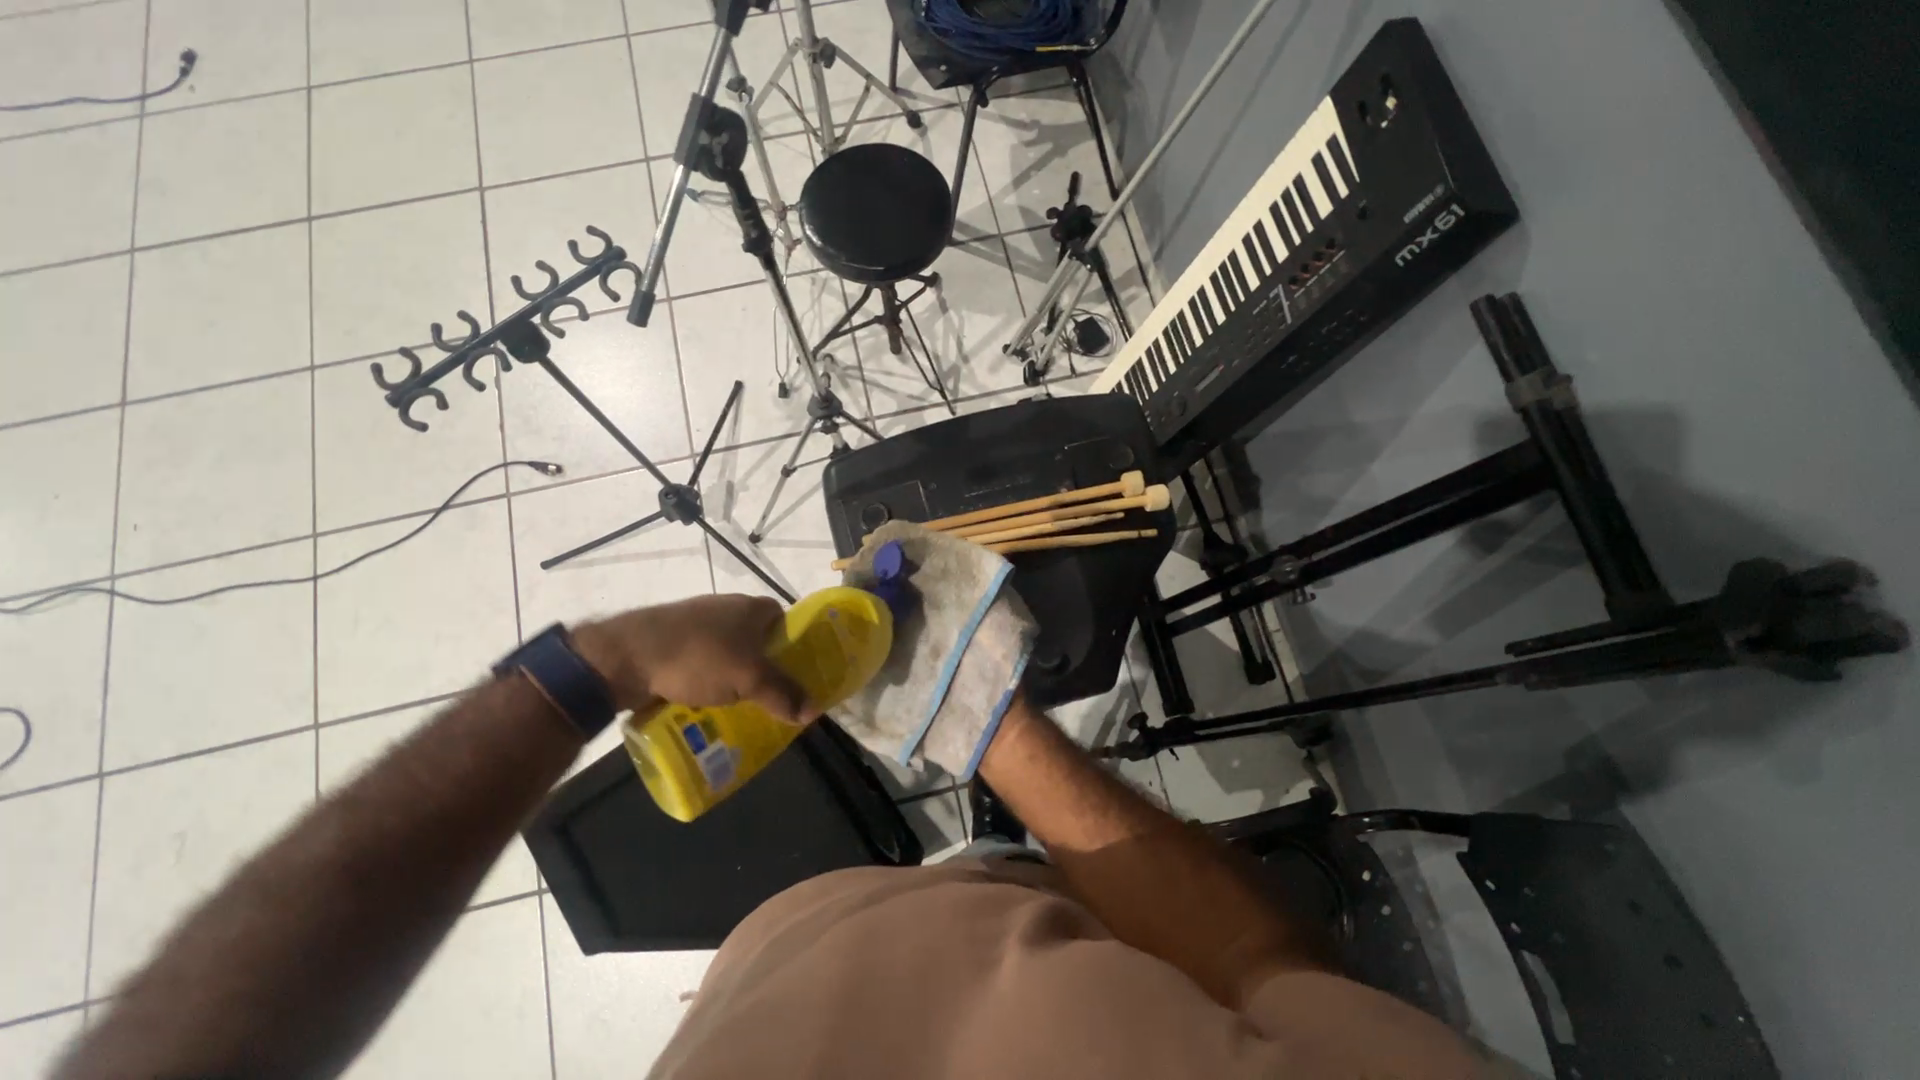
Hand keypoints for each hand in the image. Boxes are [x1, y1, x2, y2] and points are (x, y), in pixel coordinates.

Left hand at [571, 594, 815, 724]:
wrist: (626, 656)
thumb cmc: (698, 657)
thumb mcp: (750, 680)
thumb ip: (783, 695)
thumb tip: (814, 712)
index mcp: (750, 607)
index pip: (785, 620)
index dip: (793, 645)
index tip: (796, 674)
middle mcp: (725, 609)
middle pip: (755, 639)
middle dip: (763, 667)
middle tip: (771, 697)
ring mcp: (695, 624)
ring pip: (726, 653)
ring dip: (732, 677)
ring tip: (740, 707)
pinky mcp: (671, 642)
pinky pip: (700, 663)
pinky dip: (706, 681)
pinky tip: (705, 703)